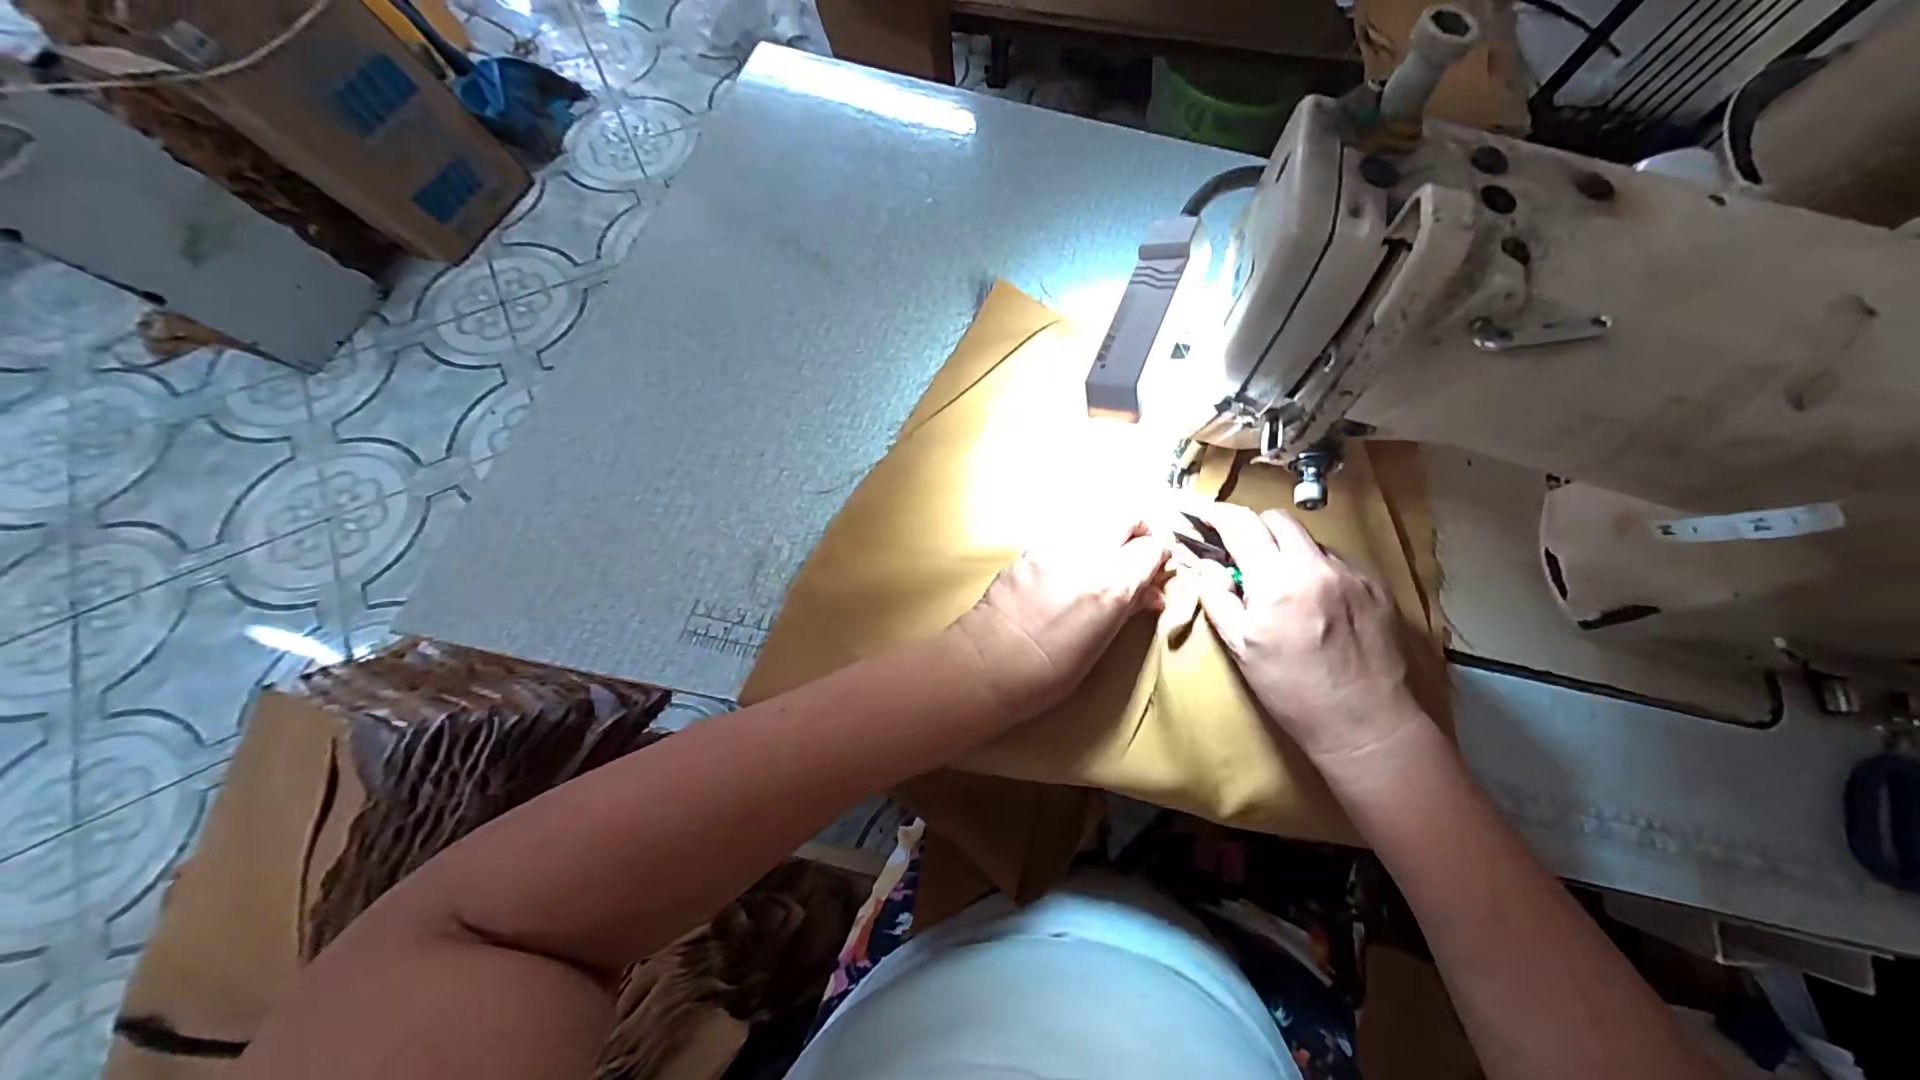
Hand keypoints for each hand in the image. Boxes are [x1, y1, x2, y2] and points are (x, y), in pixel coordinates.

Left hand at [951, 516, 1170, 720]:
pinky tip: (1067, 570)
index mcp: (1111, 586)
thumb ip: (1127, 609)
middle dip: (1136, 532)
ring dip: (1105, 534)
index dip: (1158, 558)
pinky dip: (1077, 544)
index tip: (1154, 571)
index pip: (1152, 548)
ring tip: (1099, 564)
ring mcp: (1055, 547)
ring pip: (1095, 519)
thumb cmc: (1048, 671)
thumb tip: (1150, 595)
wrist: (987, 663)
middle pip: (1127, 517)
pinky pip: (1065, 534)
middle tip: (1134, 556)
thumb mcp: (1100, 644)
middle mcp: (1087, 556)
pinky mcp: (1029, 548)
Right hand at [1186, 503, 1428, 763]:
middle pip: (1278, 520)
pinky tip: (1312, 604)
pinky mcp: (1375, 588)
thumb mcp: (1240, 648)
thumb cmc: (1293, 692)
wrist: (1367, 724)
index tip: (1203, 515)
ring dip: (1285, 550)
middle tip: (1239, 555)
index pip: (1241, 525)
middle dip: (1253, 529)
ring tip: (1279, 587)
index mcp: (1278, 582)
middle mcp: (1317, 568)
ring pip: (1308, 540)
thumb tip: (1207, 566)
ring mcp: (1351, 575)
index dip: (1216, 514)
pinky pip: (1334, 563)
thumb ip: (1218, 598)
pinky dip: (1313, 570)